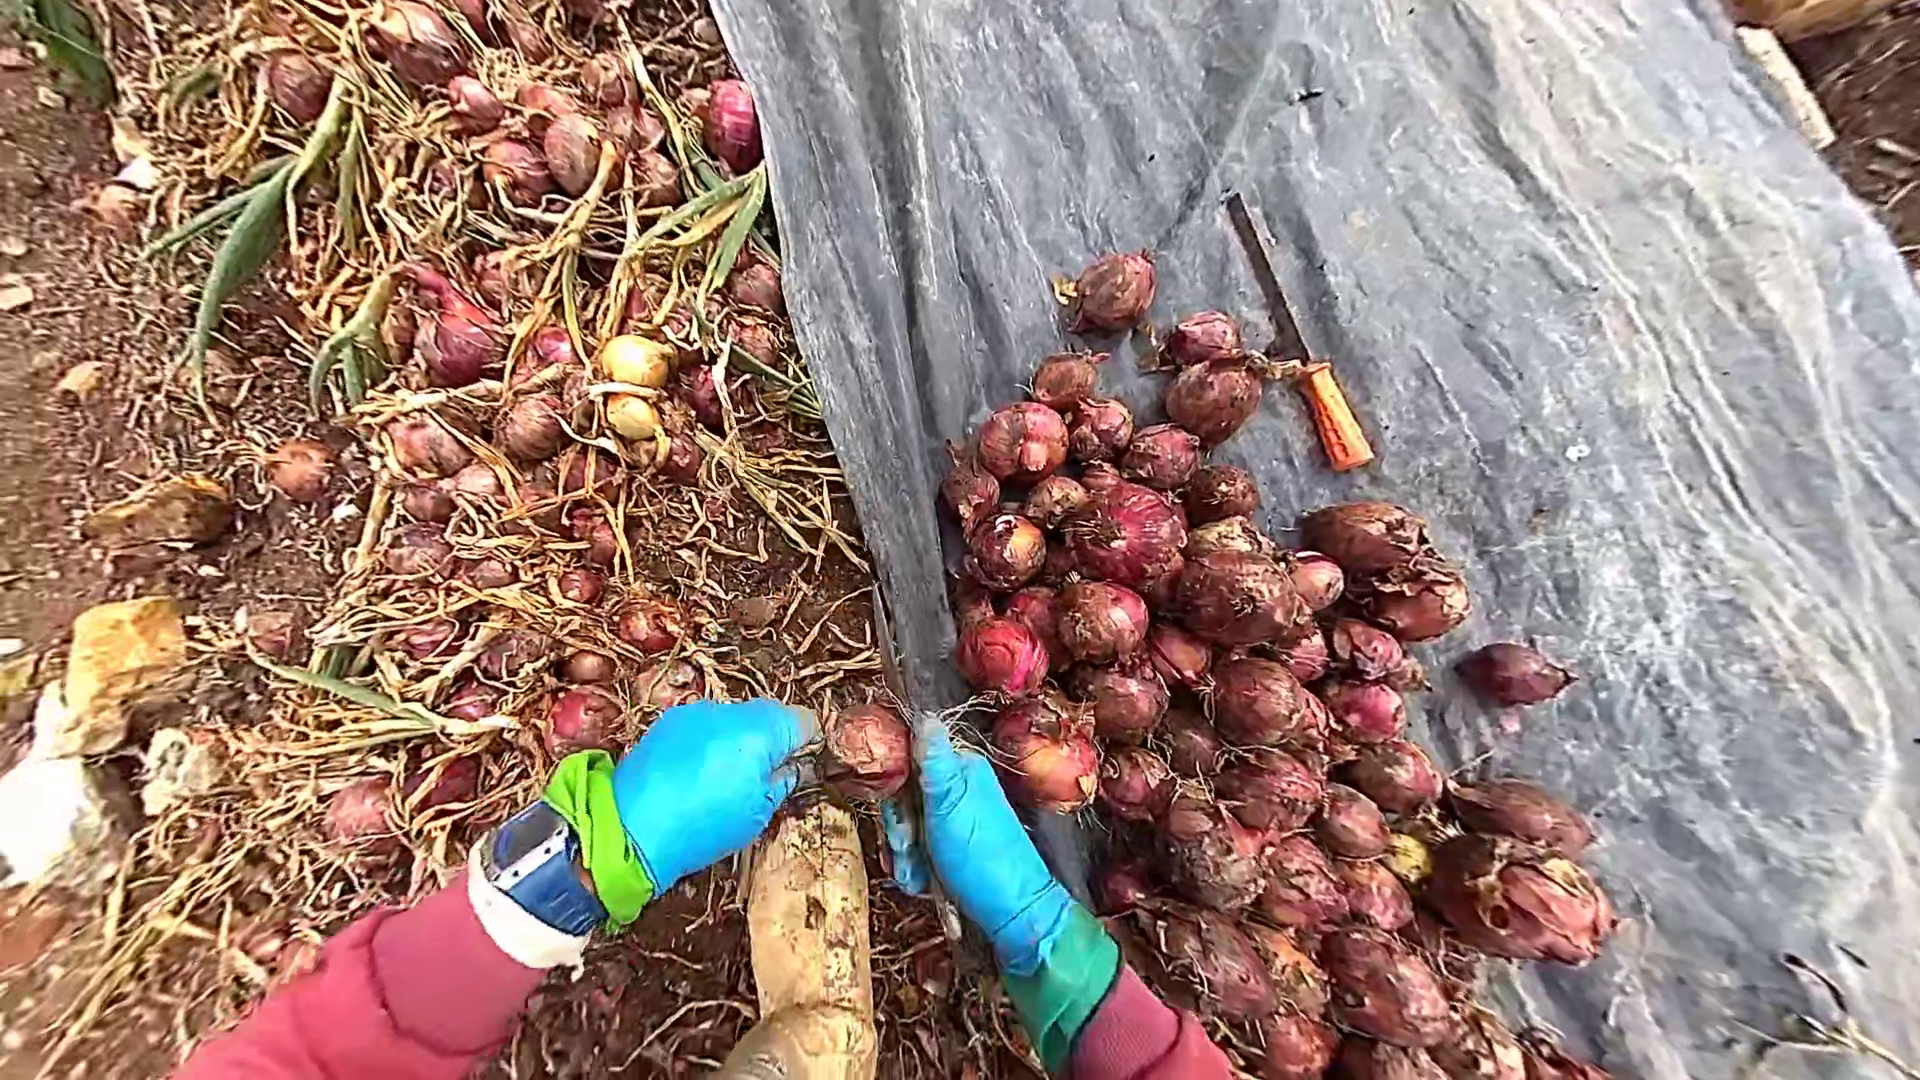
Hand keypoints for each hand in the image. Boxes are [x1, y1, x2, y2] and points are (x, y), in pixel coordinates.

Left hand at [612, 699, 817, 891]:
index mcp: (763, 730)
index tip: (797, 766)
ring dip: (742, 739)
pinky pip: (708, 723)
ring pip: (739, 718)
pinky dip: (712, 740)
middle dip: (774, 740)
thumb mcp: (759, 812)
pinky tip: (697, 770)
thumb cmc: (703, 826)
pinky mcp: (673, 718)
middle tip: (762, 777)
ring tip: (724, 776)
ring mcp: (701, 711)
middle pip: (772, 715)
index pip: (805, 720)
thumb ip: (785, 779)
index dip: (807, 743)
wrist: (627, 830)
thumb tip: (797, 764)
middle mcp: (734, 710)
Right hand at [891, 719, 1074, 975]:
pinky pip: (918, 847)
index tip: (900, 820)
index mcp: (960, 767)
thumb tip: (924, 714)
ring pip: (907, 825)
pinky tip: (923, 882)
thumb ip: (933, 759)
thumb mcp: (949, 804)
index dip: (895, 791)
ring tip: (919, 875)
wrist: (1013, 912)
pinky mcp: (952, 844)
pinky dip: (916, 867)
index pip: (907, 760)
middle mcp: (957, 786)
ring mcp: (954, 816)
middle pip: (903, 795)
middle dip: (900, 830)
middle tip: (910, 852)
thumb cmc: (981, 855)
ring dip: (906, 854)